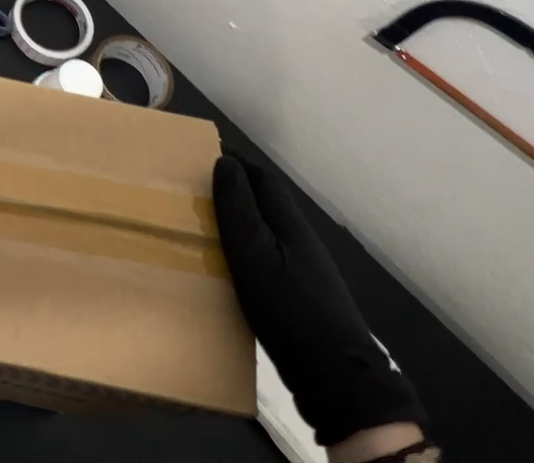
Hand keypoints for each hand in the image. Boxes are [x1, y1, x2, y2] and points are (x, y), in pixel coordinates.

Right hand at [212, 155, 424, 447]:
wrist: (338, 381)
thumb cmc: (289, 312)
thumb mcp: (254, 258)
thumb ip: (239, 211)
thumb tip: (225, 162)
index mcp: (290, 225)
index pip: (262, 178)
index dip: (235, 162)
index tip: (202, 153)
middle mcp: (302, 241)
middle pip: (267, 202)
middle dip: (236, 188)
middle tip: (195, 187)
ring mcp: (307, 271)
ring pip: (270, 231)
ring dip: (242, 219)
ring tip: (206, 223)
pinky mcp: (304, 297)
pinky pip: (271, 258)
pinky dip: (248, 249)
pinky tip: (232, 266)